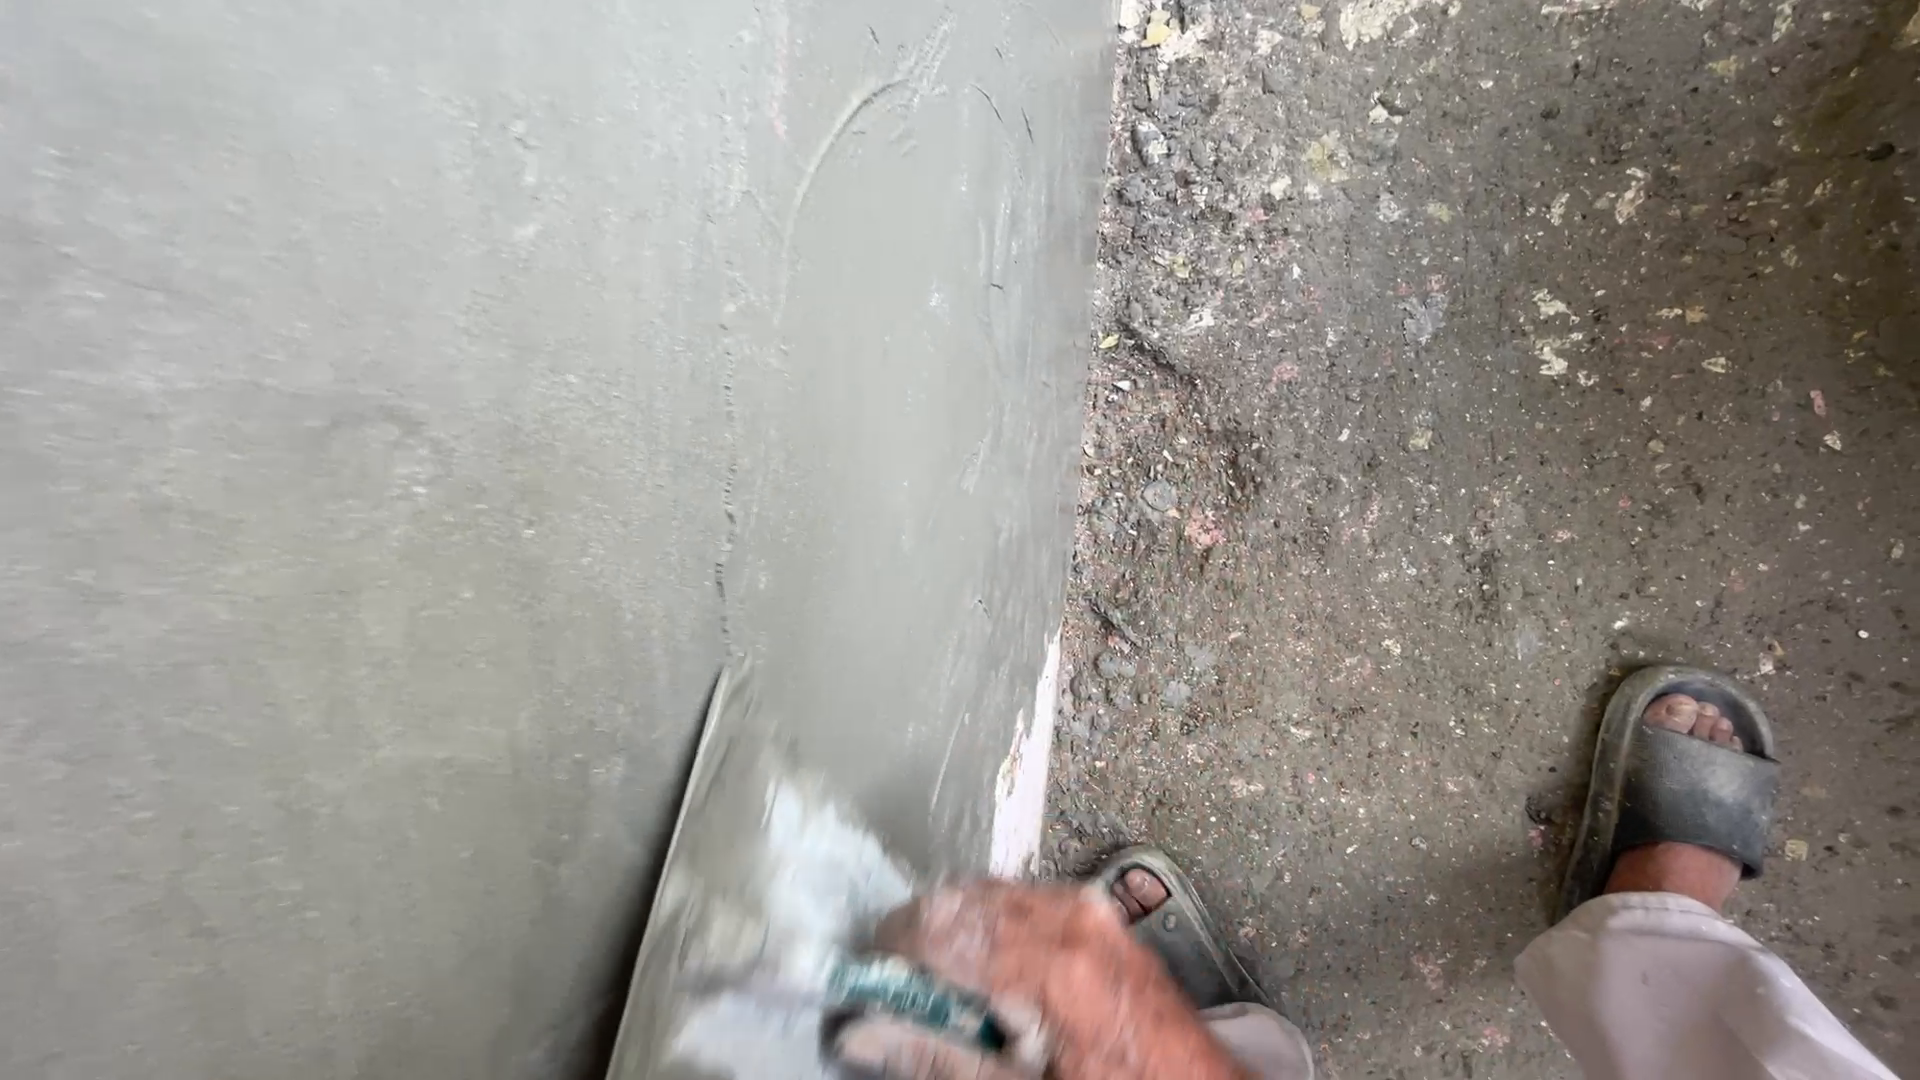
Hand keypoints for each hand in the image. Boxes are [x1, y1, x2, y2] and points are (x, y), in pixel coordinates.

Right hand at [833, 879, 1245, 1079]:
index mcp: (1056, 966)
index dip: (894, 945)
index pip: (947, 929)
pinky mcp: (1094, 906)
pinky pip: (1021, 894)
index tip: (866, 969)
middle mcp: (1072, 917)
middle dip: (920, 931)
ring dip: (951, 922)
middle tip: (896, 975)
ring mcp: (1087, 905)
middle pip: (965, 898)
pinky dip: (988, 917)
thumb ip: (940, 1056)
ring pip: (989, 889)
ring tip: (936, 971)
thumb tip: (864, 1031)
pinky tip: (983, 958)